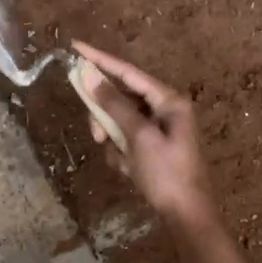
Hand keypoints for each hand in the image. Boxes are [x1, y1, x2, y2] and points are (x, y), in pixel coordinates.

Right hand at [71, 41, 215, 224]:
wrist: (186, 215)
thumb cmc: (166, 173)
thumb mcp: (138, 136)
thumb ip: (114, 104)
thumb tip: (90, 76)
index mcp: (168, 100)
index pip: (127, 72)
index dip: (100, 59)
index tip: (75, 47)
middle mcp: (165, 109)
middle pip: (121, 98)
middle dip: (105, 116)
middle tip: (96, 135)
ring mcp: (159, 129)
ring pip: (120, 120)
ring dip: (113, 138)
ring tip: (118, 158)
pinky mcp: (153, 147)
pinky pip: (126, 139)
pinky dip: (121, 152)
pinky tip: (128, 169)